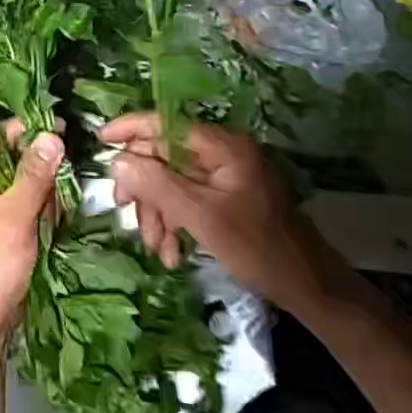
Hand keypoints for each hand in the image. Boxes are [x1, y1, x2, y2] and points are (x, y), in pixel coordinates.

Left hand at [0, 129, 63, 340]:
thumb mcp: (15, 216)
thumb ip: (34, 174)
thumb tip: (52, 134)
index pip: (6, 136)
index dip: (36, 132)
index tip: (70, 131)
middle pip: (22, 158)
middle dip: (46, 173)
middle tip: (58, 195)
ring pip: (31, 182)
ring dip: (48, 196)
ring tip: (51, 219)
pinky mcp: (4, 223)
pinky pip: (30, 204)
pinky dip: (45, 212)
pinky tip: (50, 228)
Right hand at [102, 115, 338, 310]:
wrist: (311, 289)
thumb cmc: (259, 248)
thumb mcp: (202, 217)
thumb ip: (157, 184)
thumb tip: (117, 160)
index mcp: (222, 146)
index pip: (165, 123)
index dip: (130, 128)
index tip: (100, 140)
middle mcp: (222, 152)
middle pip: (164, 154)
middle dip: (144, 187)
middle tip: (124, 209)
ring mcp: (224, 175)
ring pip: (171, 180)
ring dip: (157, 211)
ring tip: (155, 246)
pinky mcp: (225, 197)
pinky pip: (186, 198)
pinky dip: (174, 221)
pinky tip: (171, 251)